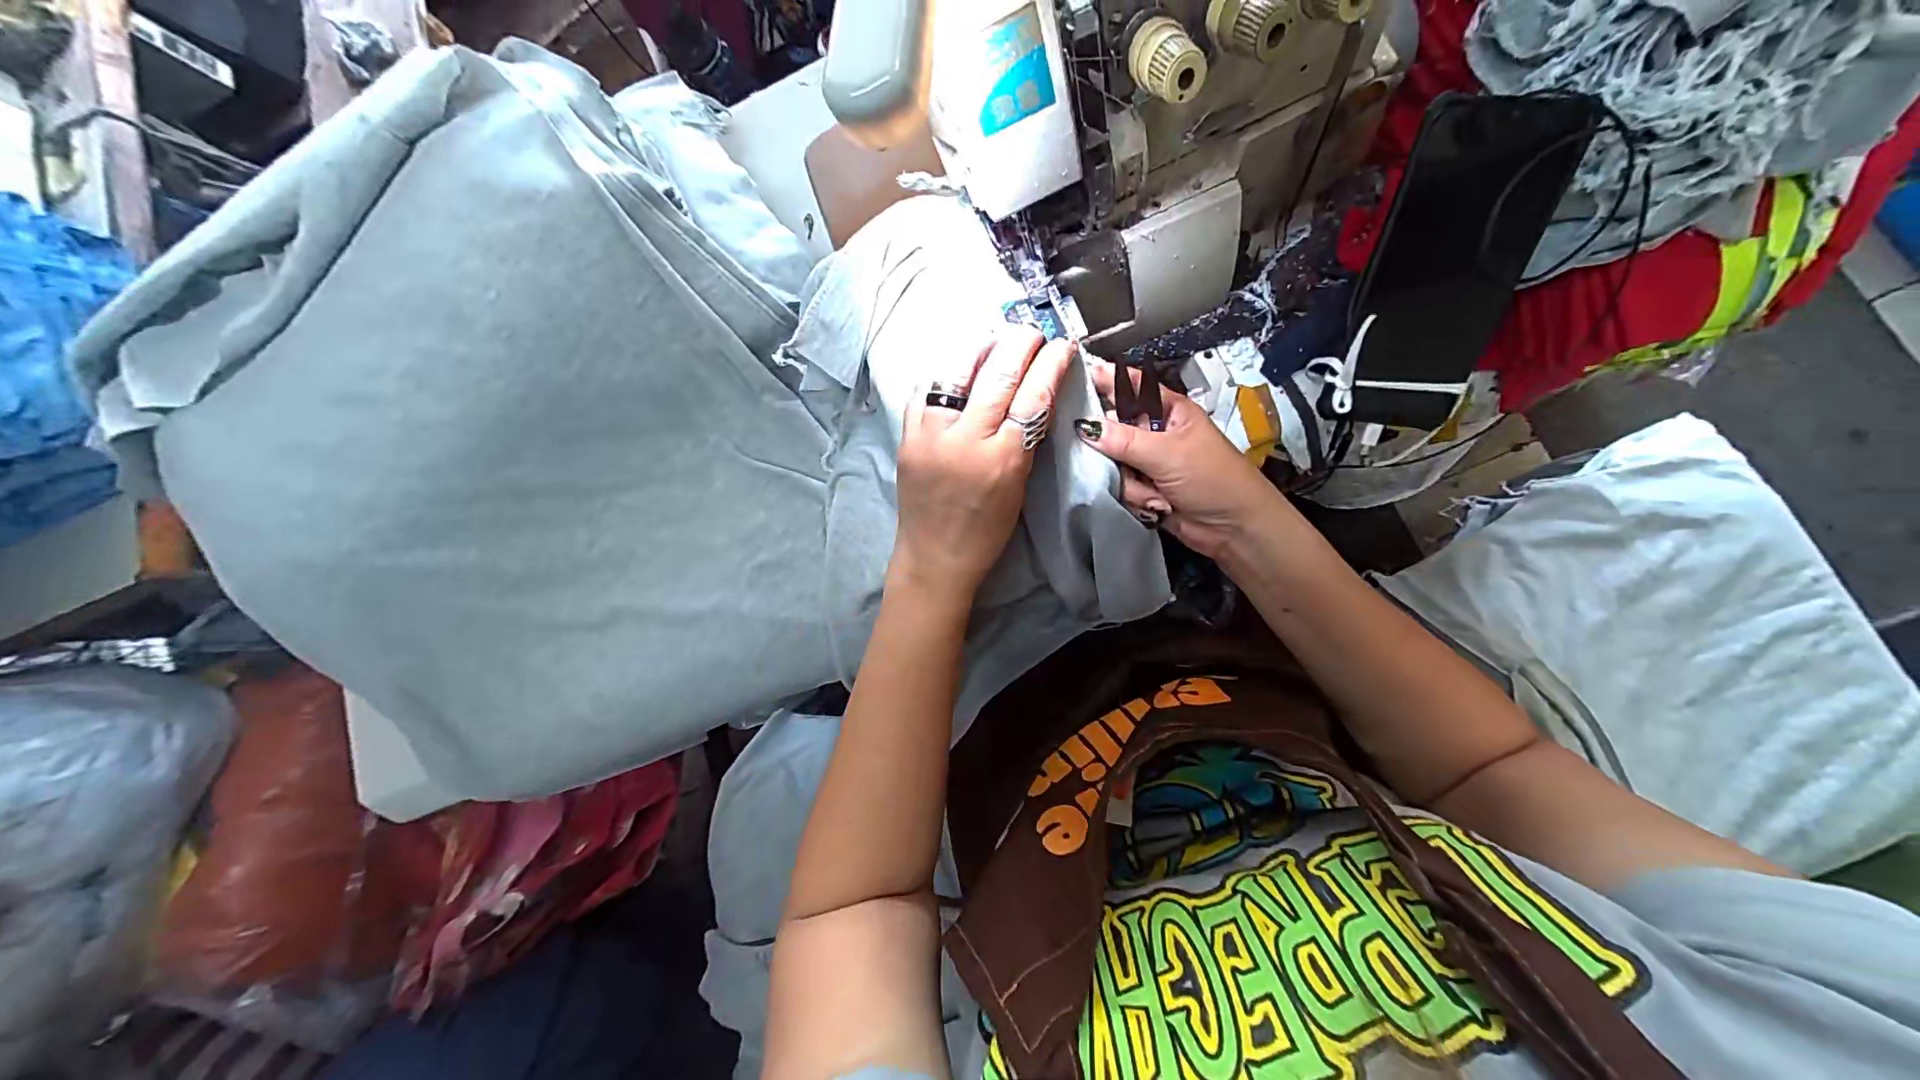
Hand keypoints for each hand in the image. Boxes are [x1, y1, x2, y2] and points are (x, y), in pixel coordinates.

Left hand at [890, 327, 1076, 606]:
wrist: (934, 558)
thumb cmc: (984, 532)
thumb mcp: (1018, 487)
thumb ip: (1024, 441)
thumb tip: (1034, 396)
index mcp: (1002, 459)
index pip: (1032, 398)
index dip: (1050, 366)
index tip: (1062, 346)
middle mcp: (965, 440)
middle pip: (997, 376)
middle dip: (1020, 344)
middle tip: (1032, 331)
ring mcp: (930, 435)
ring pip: (956, 373)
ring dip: (980, 348)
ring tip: (996, 337)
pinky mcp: (907, 437)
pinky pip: (925, 391)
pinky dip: (945, 373)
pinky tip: (959, 364)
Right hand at [1073, 359, 1284, 559]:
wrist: (1232, 528)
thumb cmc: (1213, 478)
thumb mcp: (1169, 453)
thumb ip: (1124, 439)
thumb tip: (1085, 426)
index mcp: (1167, 410)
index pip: (1130, 387)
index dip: (1104, 381)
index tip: (1076, 382)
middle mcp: (1153, 433)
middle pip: (1111, 429)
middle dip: (1114, 450)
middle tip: (1123, 460)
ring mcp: (1146, 462)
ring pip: (1111, 463)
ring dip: (1130, 482)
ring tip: (1154, 492)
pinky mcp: (1142, 488)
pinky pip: (1118, 487)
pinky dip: (1133, 498)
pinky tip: (1154, 505)